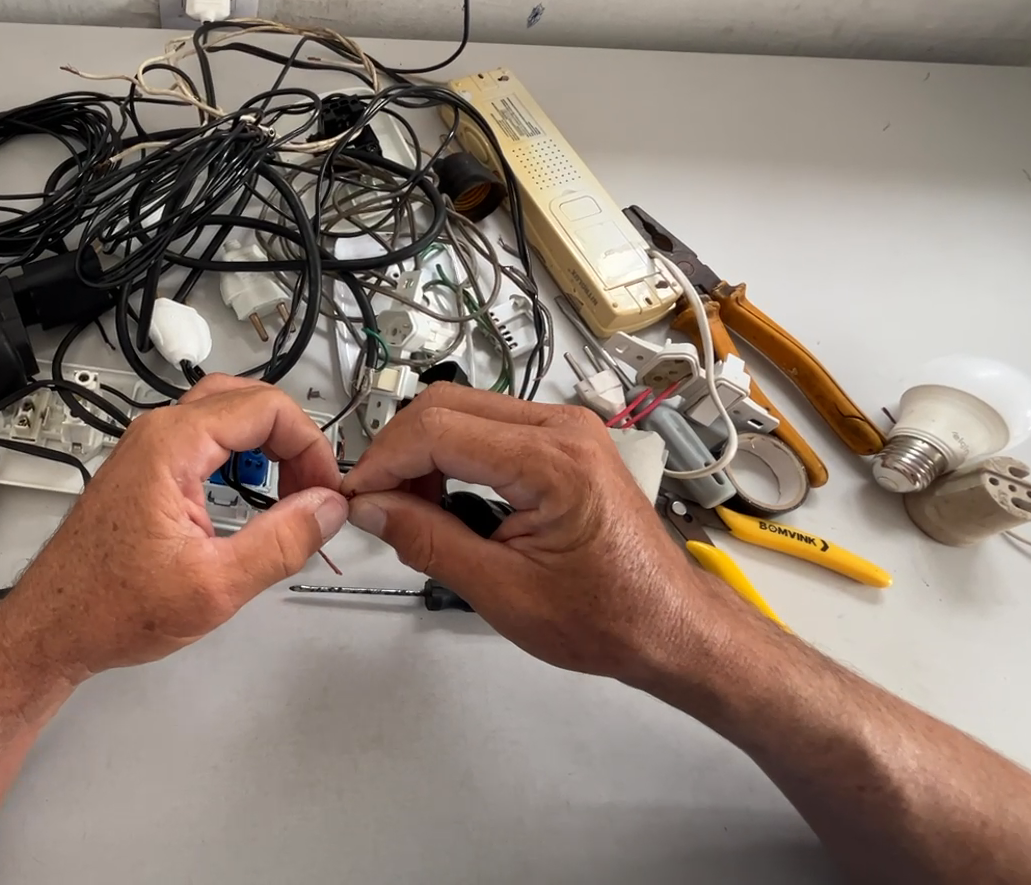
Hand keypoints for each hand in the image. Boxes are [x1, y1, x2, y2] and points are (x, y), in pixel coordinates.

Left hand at [0, 374, 346, 686]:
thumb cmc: (110, 608)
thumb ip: (282, 542)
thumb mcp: (214, 586)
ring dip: (266, 444)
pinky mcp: (147, 467)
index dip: (309, 445)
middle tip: (311, 489)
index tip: (325, 491)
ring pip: (226, 414)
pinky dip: (240, 454)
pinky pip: (206, 438)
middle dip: (291, 439)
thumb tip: (329, 508)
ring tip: (288, 491)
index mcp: (172, 444)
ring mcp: (148, 447)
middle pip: (247, 400)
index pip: (266, 408)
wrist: (52, 628)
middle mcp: (157, 432)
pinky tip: (251, 491)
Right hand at [339, 382, 743, 684]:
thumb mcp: (504, 593)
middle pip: (444, 404)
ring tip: (411, 508)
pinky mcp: (561, 436)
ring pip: (460, 408)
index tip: (355, 500)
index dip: (384, 461)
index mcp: (552, 461)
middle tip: (378, 504)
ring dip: (421, 450)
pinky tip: (445, 497)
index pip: (437, 431)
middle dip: (398, 450)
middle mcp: (560, 424)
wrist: (675, 626)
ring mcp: (564, 424)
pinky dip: (449, 452)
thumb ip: (428, 542)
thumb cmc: (603, 620)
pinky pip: (484, 423)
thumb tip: (367, 507)